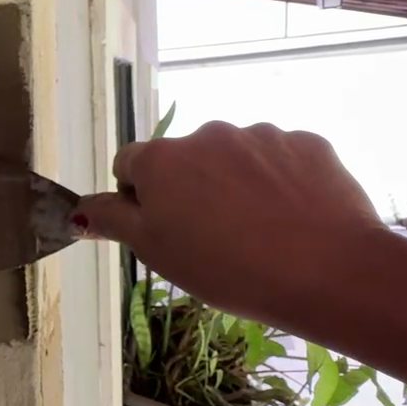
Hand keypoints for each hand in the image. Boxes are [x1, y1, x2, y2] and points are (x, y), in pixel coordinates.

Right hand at [73, 122, 389, 329]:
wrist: (327, 271)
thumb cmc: (222, 265)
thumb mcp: (152, 250)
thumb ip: (110, 220)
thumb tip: (78, 210)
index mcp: (161, 159)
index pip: (129, 165)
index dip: (138, 198)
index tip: (162, 230)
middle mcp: (206, 134)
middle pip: (182, 160)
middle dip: (187, 188)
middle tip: (208, 237)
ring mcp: (261, 134)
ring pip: (231, 158)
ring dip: (231, 184)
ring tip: (254, 230)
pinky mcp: (308, 143)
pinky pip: (278, 159)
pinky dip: (275, 182)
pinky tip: (288, 218)